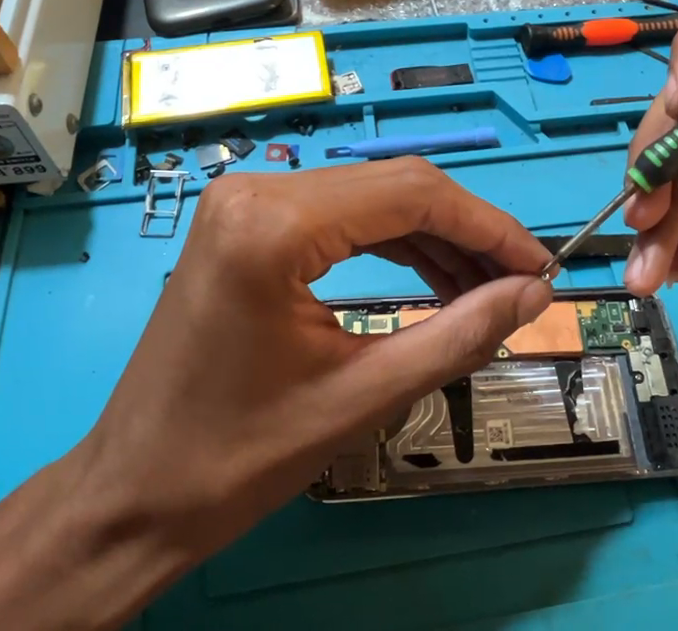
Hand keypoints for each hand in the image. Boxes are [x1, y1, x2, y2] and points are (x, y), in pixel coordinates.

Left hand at [74, 159, 553, 564]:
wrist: (136, 490)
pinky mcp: (245, 225)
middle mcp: (257, 190)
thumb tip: (532, 293)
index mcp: (275, 223)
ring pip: (370, 199)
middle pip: (394, 187)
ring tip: (486, 289)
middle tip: (521, 283)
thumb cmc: (240, 455)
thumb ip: (458, 334)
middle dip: (467, 233)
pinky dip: (392, 245)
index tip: (541, 266)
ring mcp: (245, 203)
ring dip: (434, 239)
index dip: (489, 228)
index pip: (413, 195)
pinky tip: (435, 280)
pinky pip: (338, 218)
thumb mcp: (362, 395)